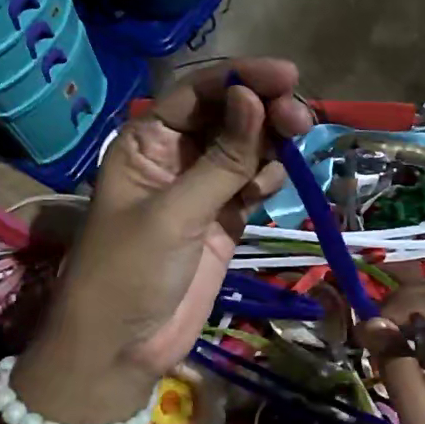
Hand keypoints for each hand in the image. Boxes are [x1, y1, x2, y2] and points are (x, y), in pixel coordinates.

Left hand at [17, 60, 313, 423]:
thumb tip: (253, 96)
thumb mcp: (175, 212)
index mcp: (148, 140)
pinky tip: (272, 183)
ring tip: (296, 143)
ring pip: (248, 147)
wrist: (123, 347)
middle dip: (265, 110)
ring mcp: (203, 187)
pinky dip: (268, 177)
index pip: (199, 93)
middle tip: (301, 117)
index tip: (287, 76)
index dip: (243, 78)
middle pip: (230, 116)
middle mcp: (177, 155)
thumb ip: (222, 159)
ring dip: (273, 142)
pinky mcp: (225, 217)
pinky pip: (254, 182)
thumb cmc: (129, 273)